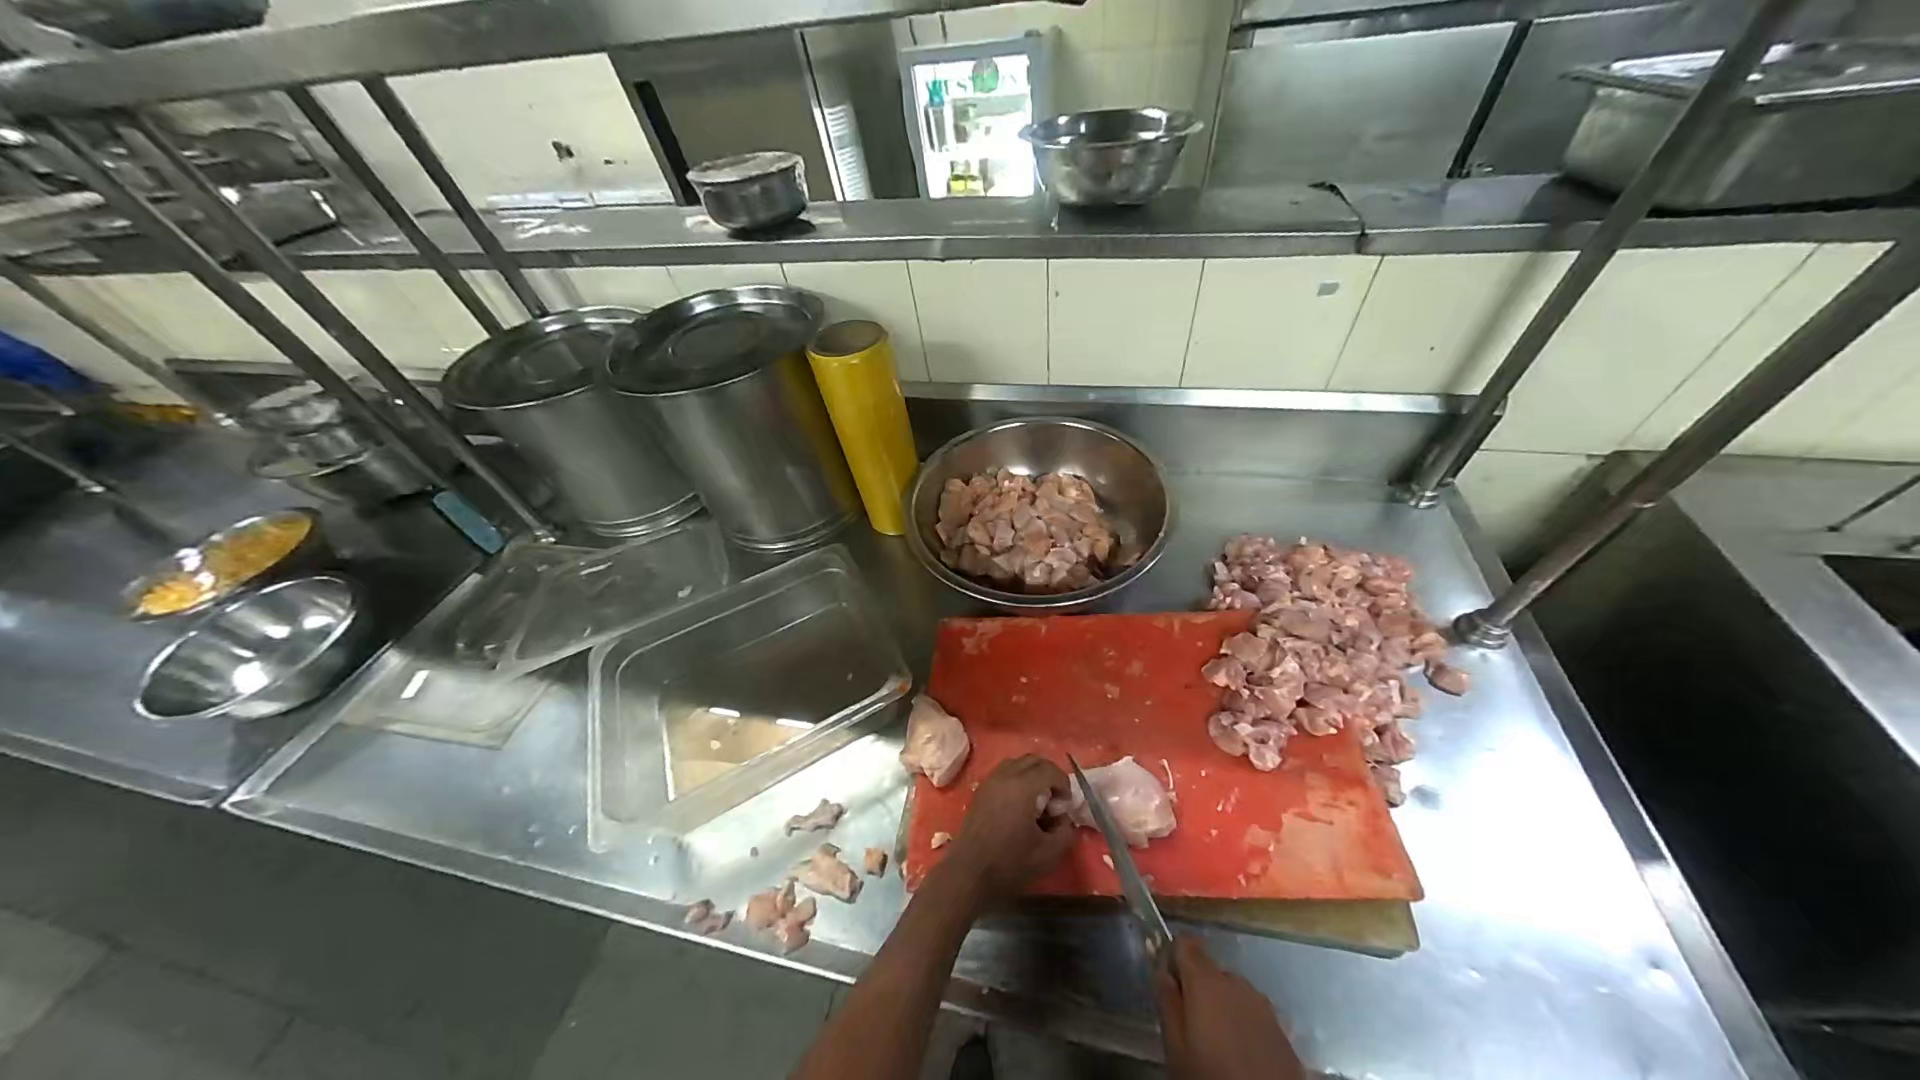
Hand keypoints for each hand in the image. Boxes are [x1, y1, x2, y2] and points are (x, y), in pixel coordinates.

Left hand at [942, 755, 1075, 906]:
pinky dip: (1017, 779)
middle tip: (1055, 799)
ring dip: (1032, 774)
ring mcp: (990, 781)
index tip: (1066, 804)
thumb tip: (1063, 818)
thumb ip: (1066, 831)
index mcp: (1023, 786)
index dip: (1064, 783)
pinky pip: (1004, 773)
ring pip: (1017, 763)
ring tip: (1038, 800)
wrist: (970, 872)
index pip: (1050, 770)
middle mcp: (1005, 776)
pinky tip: (1019, 804)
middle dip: (1049, 774)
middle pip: (1033, 760)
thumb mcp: (1050, 853)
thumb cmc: (1010, 862)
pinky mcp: (981, 791)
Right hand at [1157, 936, 1303, 1079]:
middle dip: (1197, 987)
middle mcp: (1236, 983)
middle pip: (1208, 970)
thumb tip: (1162, 971)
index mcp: (1206, 981)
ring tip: (1216, 1040)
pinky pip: (1251, 1012)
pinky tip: (1239, 1050)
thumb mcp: (1176, 1046)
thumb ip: (1166, 1001)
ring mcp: (1262, 1004)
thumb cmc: (1212, 1075)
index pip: (1185, 943)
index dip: (1173, 956)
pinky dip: (1241, 1022)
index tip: (1169, 981)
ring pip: (1231, 991)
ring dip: (1220, 1004)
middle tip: (1189, 1023)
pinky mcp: (1280, 1027)